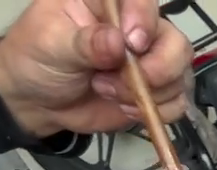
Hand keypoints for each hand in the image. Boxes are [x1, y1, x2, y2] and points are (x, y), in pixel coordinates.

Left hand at [0, 0, 191, 138]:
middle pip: (175, 41)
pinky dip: (159, 111)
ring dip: (152, 93)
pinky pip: (179, 103)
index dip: (144, 17)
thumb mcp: (50, 45)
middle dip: (159, 68)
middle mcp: (133, 29)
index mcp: (105, 4)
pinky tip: (128, 108)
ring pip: (181, 75)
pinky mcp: (157, 92)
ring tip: (112, 93)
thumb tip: (117, 42)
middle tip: (130, 80)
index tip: (132, 43)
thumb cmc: (36, 60)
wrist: (39, 101)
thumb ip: (84, 43)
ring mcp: (150, 62)